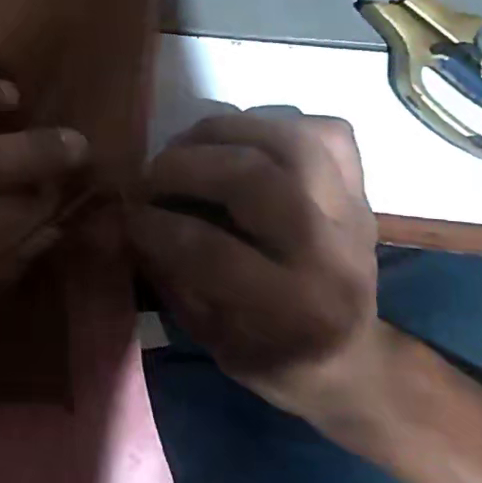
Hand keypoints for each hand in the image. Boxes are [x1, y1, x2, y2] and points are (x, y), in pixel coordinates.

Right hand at [127, 108, 386, 422]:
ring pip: (291, 141)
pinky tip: (244, 138)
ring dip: (224, 130)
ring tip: (186, 143)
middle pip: (255, 181)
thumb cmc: (272, 359)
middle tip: (149, 174)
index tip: (124, 213)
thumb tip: (118, 220)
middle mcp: (333, 254)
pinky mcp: (363, 189)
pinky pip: (327, 131)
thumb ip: (167, 275)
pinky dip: (280, 123)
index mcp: (294, 310)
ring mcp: (354, 213)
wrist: (351, 357)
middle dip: (185, 167)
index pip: (214, 252)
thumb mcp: (211, 337)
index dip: (156, 225)